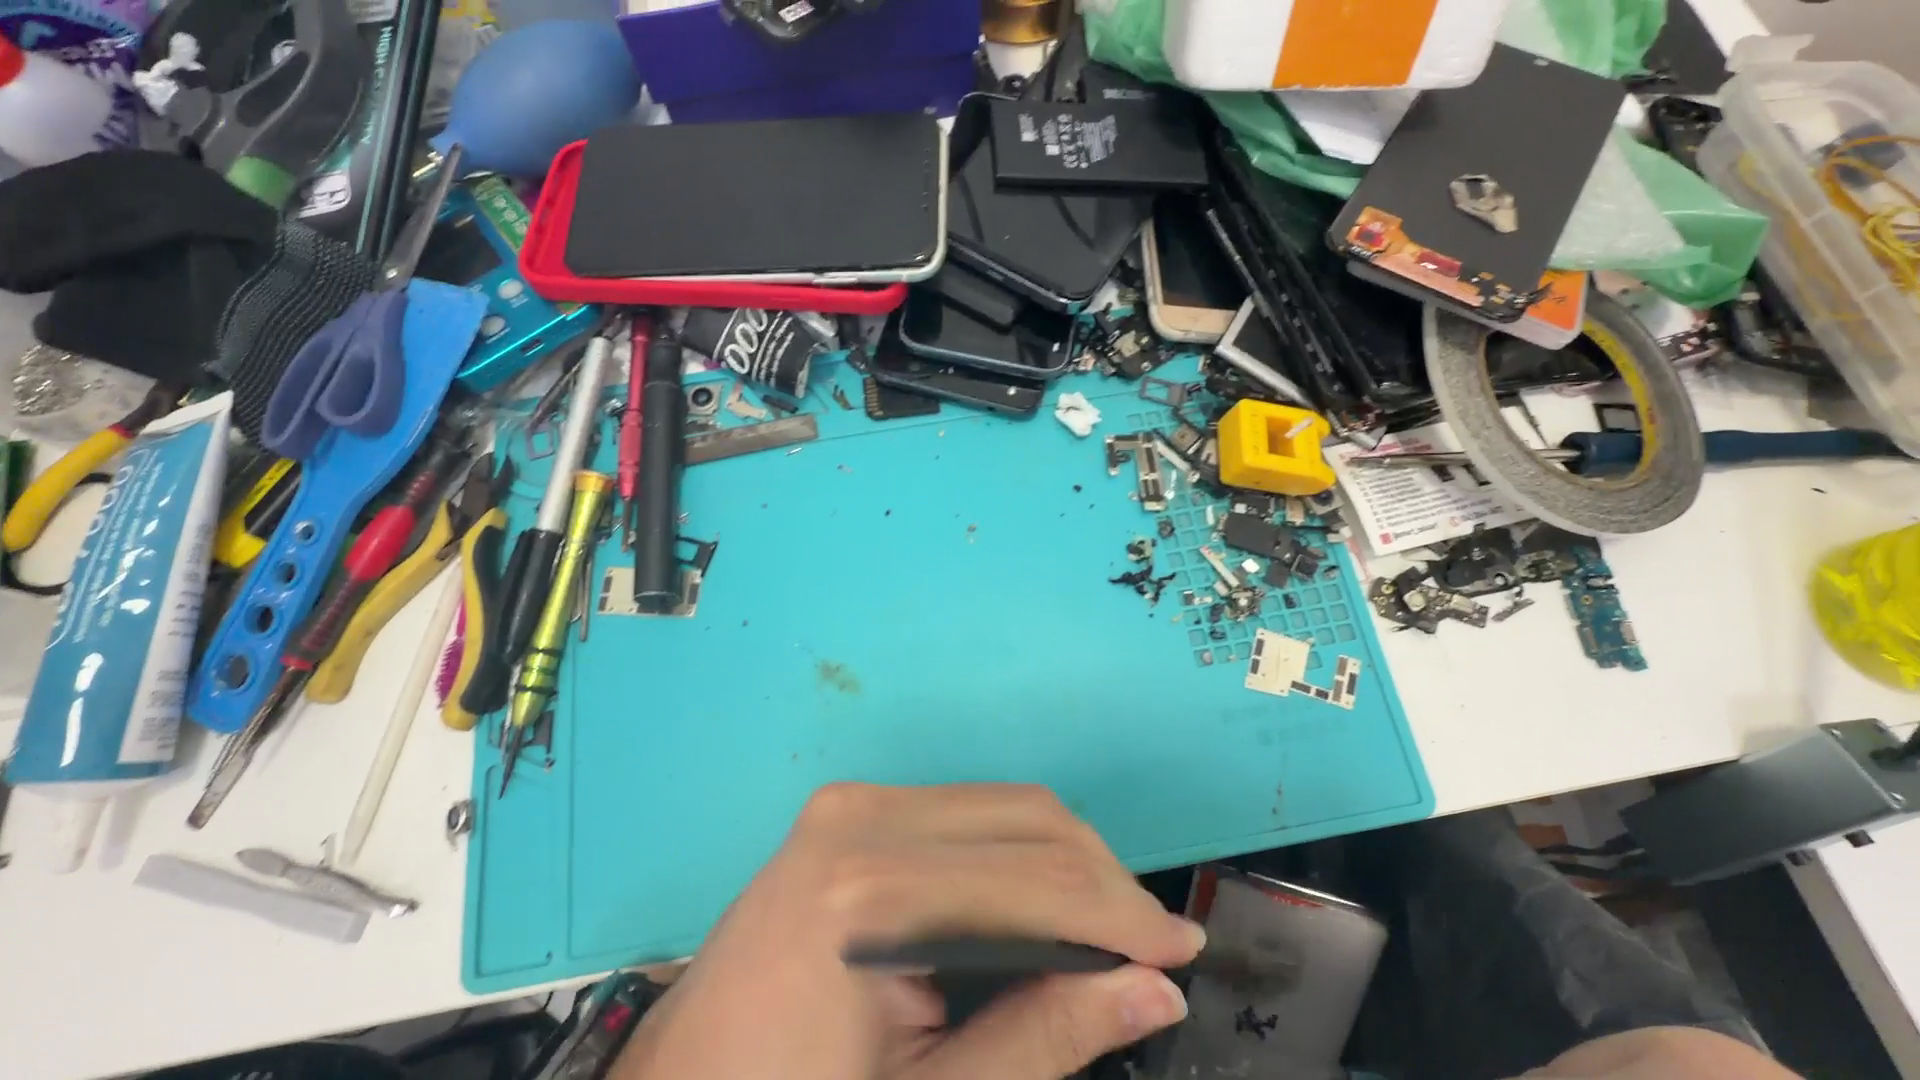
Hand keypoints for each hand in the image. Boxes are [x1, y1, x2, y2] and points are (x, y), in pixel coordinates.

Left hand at [608, 783, 1204, 1079]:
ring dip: (1062, 862)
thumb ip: (1044, 1036)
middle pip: (1027, 820)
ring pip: (999, 807)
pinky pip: (959, 813)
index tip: (1180, 954)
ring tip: (1096, 935)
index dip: (1123, 914)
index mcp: (872, 888)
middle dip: (1101, 881)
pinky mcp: (840, 813)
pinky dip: (1011, 853)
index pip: (1038, 878)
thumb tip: (1154, 989)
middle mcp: (859, 818)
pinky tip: (1029, 907)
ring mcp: (845, 805)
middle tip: (1145, 952)